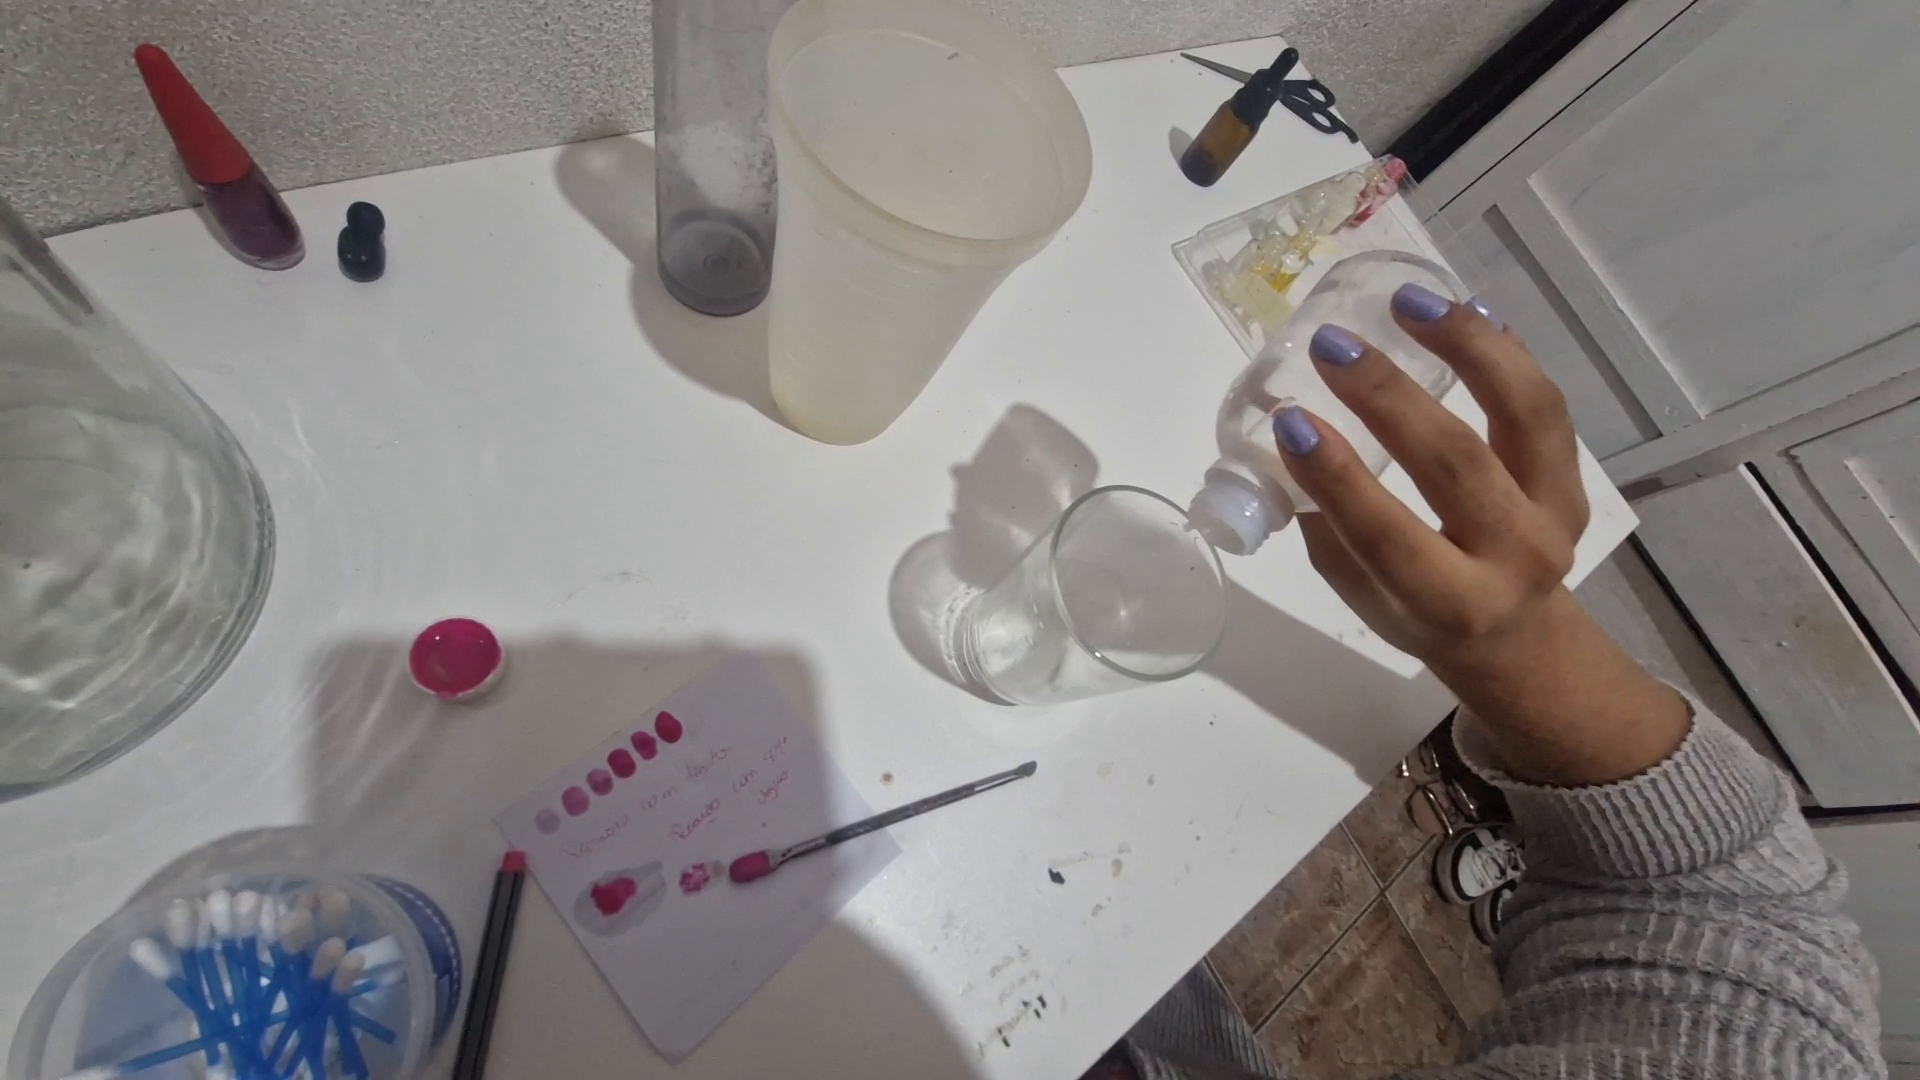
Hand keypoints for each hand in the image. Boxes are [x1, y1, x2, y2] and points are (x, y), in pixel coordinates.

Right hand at [1273, 284, 1686, 785]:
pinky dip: (1504, 352)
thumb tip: (1291, 433)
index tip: (1290, 417)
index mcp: (1444, 600)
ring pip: (1524, 413)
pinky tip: (1463, 310)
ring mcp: (1556, 510)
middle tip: (1333, 346)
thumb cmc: (1413, 613)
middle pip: (1454, 461)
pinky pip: (1545, 406)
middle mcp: (1512, 557)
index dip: (1337, 473)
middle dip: (1386, 396)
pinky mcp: (1574, 477)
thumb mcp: (1356, 589)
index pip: (1386, 531)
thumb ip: (1328, 520)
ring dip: (1465, 347)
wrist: (1515, 637)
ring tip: (1409, 302)